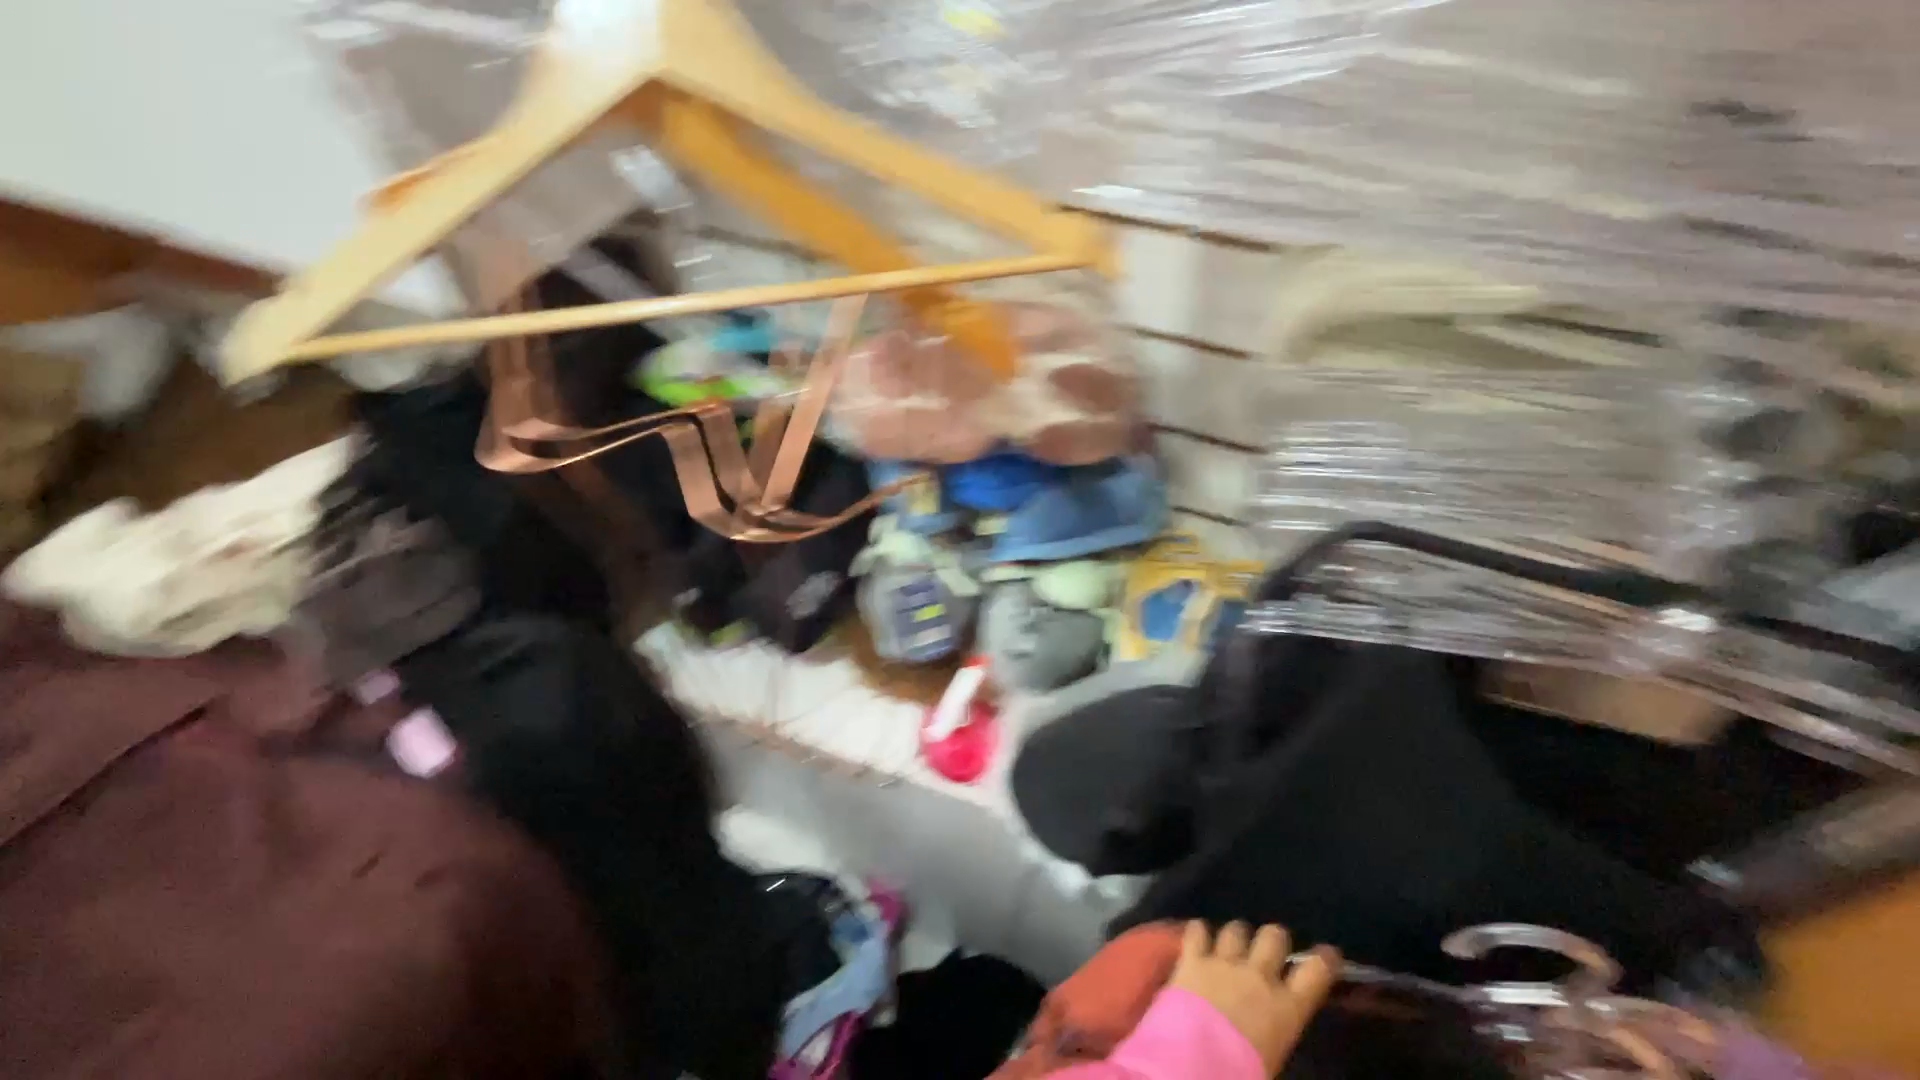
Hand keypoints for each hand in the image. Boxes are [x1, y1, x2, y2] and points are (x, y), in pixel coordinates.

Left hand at [1167, 921, 1339, 1076]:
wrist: (1197, 1064)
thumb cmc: (1241, 1074)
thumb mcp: (1274, 1057)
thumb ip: (1277, 1031)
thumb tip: (1271, 1030)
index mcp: (1288, 1008)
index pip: (1318, 971)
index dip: (1325, 960)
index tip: (1327, 955)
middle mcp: (1259, 976)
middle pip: (1274, 937)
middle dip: (1273, 939)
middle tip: (1267, 950)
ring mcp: (1224, 963)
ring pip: (1236, 930)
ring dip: (1236, 936)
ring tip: (1230, 946)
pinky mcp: (1192, 960)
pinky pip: (1197, 931)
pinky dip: (1198, 932)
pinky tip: (1197, 938)